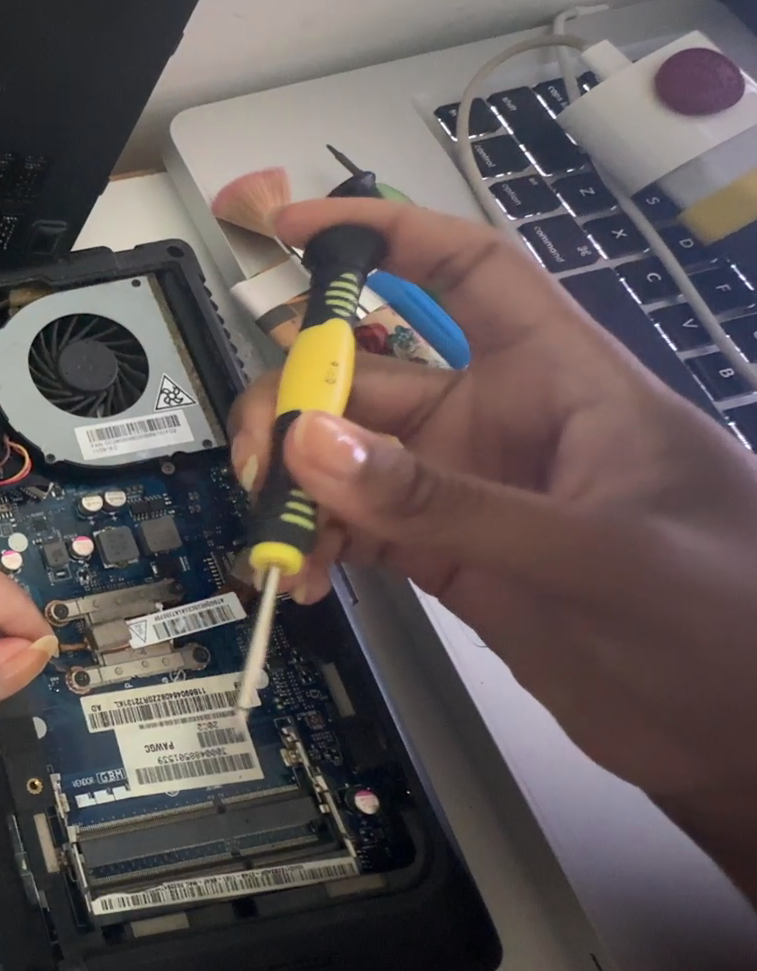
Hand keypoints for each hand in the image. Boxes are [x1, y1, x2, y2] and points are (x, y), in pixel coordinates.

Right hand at [228, 199, 756, 853]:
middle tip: (262, 465)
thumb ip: (441, 500)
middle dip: (293, 410)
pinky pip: (338, 522)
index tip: (296, 228)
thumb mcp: (592, 553)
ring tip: (279, 540)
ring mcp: (448, 487)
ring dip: (288, 489)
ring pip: (331, 455)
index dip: (384, 236)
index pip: (464, 274)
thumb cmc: (727, 624)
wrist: (742, 742)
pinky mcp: (424, 546)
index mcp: (553, 382)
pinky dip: (306, 542)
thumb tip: (307, 445)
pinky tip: (301, 576)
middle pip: (355, 378)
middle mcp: (487, 421)